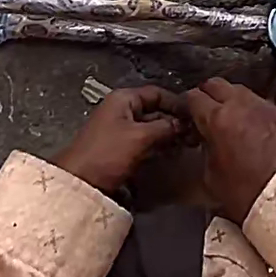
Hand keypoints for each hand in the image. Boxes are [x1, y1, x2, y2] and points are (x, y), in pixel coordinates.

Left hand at [53, 86, 183, 191]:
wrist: (81, 182)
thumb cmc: (106, 153)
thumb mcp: (139, 137)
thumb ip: (164, 127)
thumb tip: (182, 124)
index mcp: (123, 99)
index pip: (156, 93)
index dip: (175, 103)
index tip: (194, 115)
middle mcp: (122, 110)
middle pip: (154, 110)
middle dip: (173, 121)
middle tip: (194, 133)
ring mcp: (121, 129)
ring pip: (151, 127)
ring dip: (167, 135)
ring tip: (187, 144)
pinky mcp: (122, 147)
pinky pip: (145, 141)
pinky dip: (158, 145)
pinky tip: (172, 153)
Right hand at [183, 78, 275, 221]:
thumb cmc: (249, 194)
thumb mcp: (211, 174)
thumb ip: (206, 147)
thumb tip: (206, 139)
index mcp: (217, 118)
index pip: (193, 97)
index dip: (188, 106)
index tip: (188, 114)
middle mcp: (240, 105)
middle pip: (215, 84)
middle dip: (208, 95)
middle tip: (207, 111)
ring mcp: (263, 106)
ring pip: (239, 90)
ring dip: (232, 100)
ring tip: (231, 118)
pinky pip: (261, 103)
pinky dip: (253, 110)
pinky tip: (253, 125)